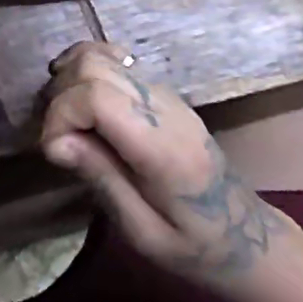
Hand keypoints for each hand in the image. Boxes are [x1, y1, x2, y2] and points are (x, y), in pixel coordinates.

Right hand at [39, 42, 293, 296]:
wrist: (248, 238)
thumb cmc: (194, 246)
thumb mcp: (142, 234)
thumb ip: (100, 179)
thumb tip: (55, 141)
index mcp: (164, 150)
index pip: (97, 97)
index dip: (61, 116)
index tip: (54, 151)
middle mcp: (165, 108)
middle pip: (92, 67)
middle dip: (59, 97)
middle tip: (58, 136)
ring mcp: (164, 93)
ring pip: (98, 55)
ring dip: (68, 79)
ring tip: (64, 116)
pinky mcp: (159, 90)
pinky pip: (111, 59)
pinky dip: (83, 70)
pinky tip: (78, 98)